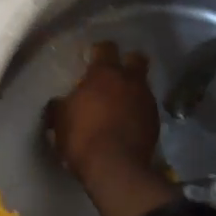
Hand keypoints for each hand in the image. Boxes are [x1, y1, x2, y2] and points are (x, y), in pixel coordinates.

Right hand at [44, 41, 161, 184]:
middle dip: (126, 64)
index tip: (91, 60)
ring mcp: (146, 100)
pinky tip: (128, 124)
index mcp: (104, 74)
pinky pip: (146, 108)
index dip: (98, 52)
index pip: (105, 48)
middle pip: (136, 59)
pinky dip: (138, 112)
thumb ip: (61, 106)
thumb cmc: (82, 139)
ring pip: (142, 85)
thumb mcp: (60, 122)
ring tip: (121, 105)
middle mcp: (130, 80)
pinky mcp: (155, 121)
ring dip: (133, 91)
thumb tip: (59, 102)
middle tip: (114, 78)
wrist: (114, 168)